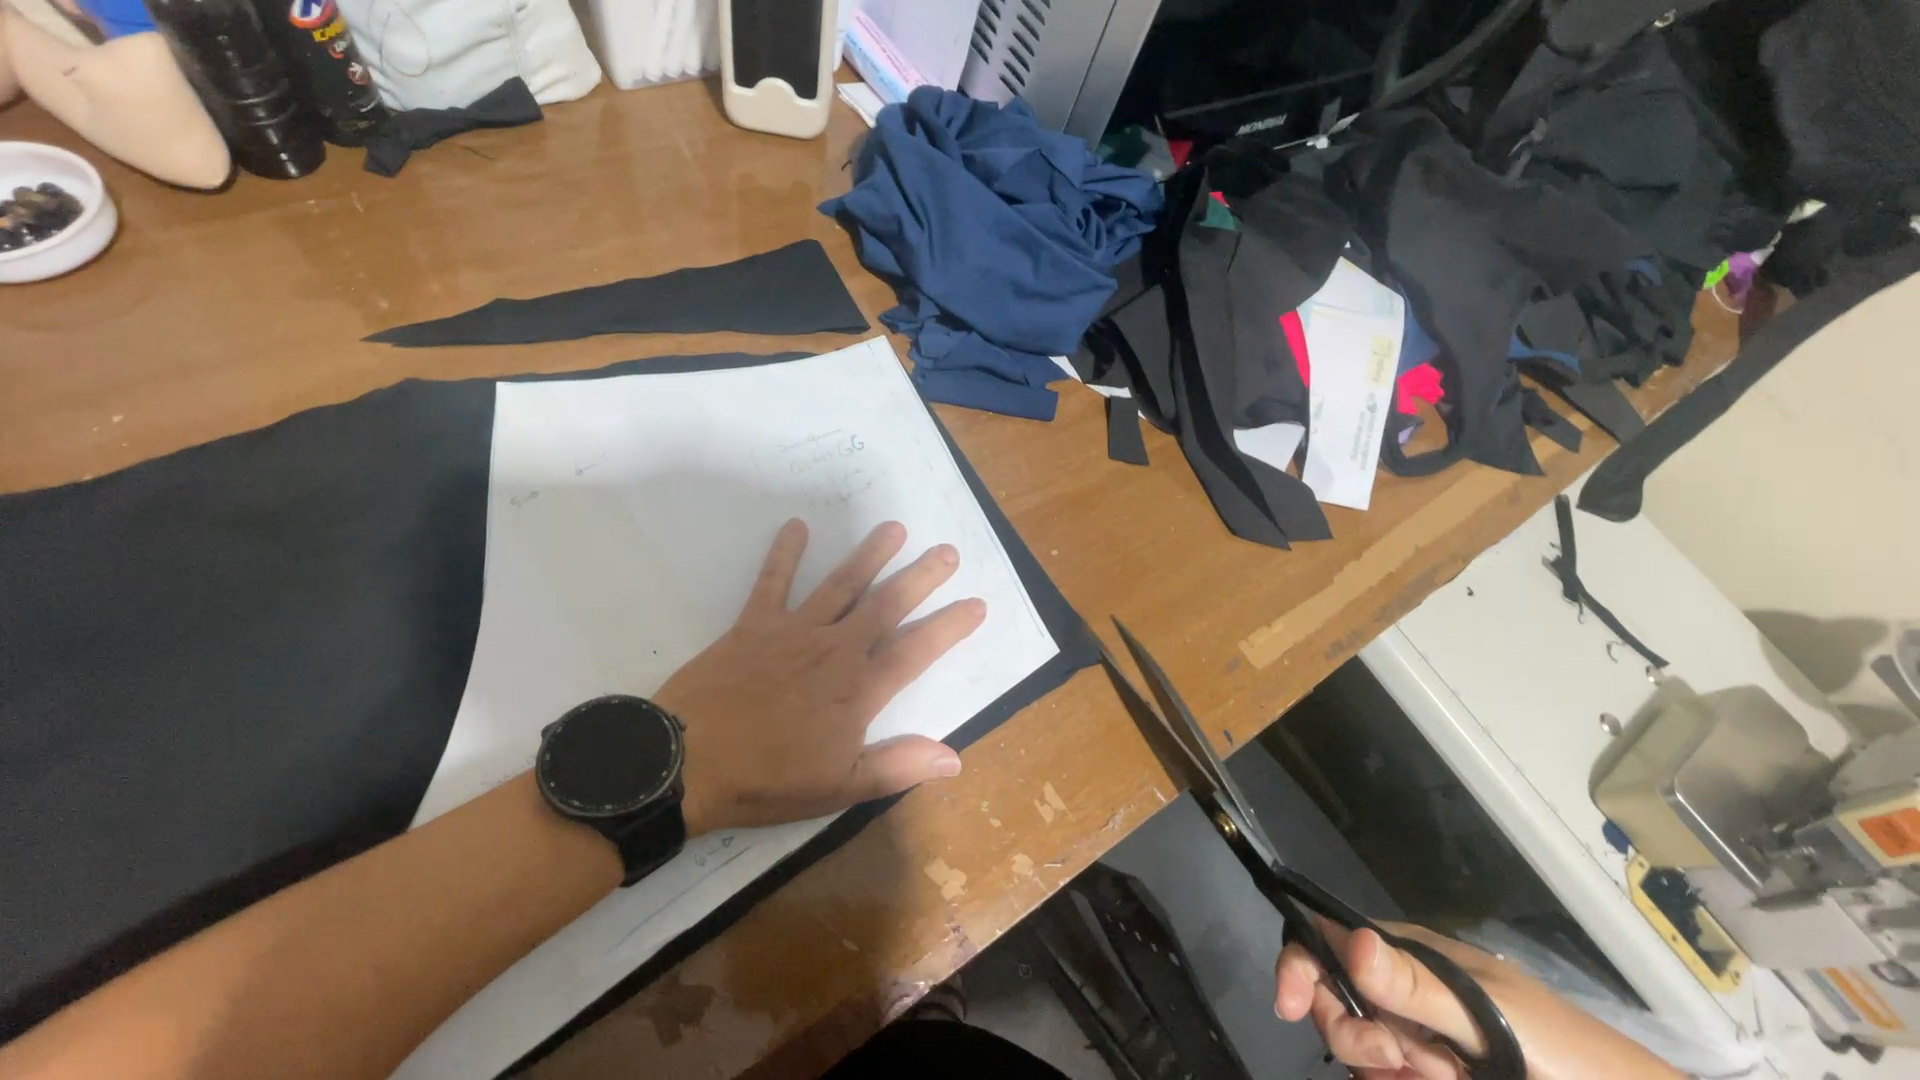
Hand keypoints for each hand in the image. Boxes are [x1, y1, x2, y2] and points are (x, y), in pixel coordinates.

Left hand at [656, 519, 986, 835]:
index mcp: (858, 689)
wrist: (686, 763)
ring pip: (841, 585)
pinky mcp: (753, 625)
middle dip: (920, 578)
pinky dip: (785, 553)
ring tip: (894, 528)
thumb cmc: (766, 780)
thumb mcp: (839, 786)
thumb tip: (954, 758)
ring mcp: (793, 632)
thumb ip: (897, 766)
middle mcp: (834, 650)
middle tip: (946, 551)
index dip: (949, 627)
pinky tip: (796, 525)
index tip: (977, 604)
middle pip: (886, 606)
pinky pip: (772, 581)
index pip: (916, 650)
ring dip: (870, 555)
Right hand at [1275, 920, 1681, 1079]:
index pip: (1328, 941)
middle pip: (1333, 1001)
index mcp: (1409, 955)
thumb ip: (1416, 985)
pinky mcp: (1426, 1073)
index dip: (1299, 966)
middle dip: (1354, 1036)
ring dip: (1386, 1071)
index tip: (1290, 1008)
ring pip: (1359, 1050)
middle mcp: (1401, 989)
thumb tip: (1351, 940)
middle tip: (1400, 1062)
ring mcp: (1415, 1035)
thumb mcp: (1489, 1016)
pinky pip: (1385, 1078)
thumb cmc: (1565, 1053)